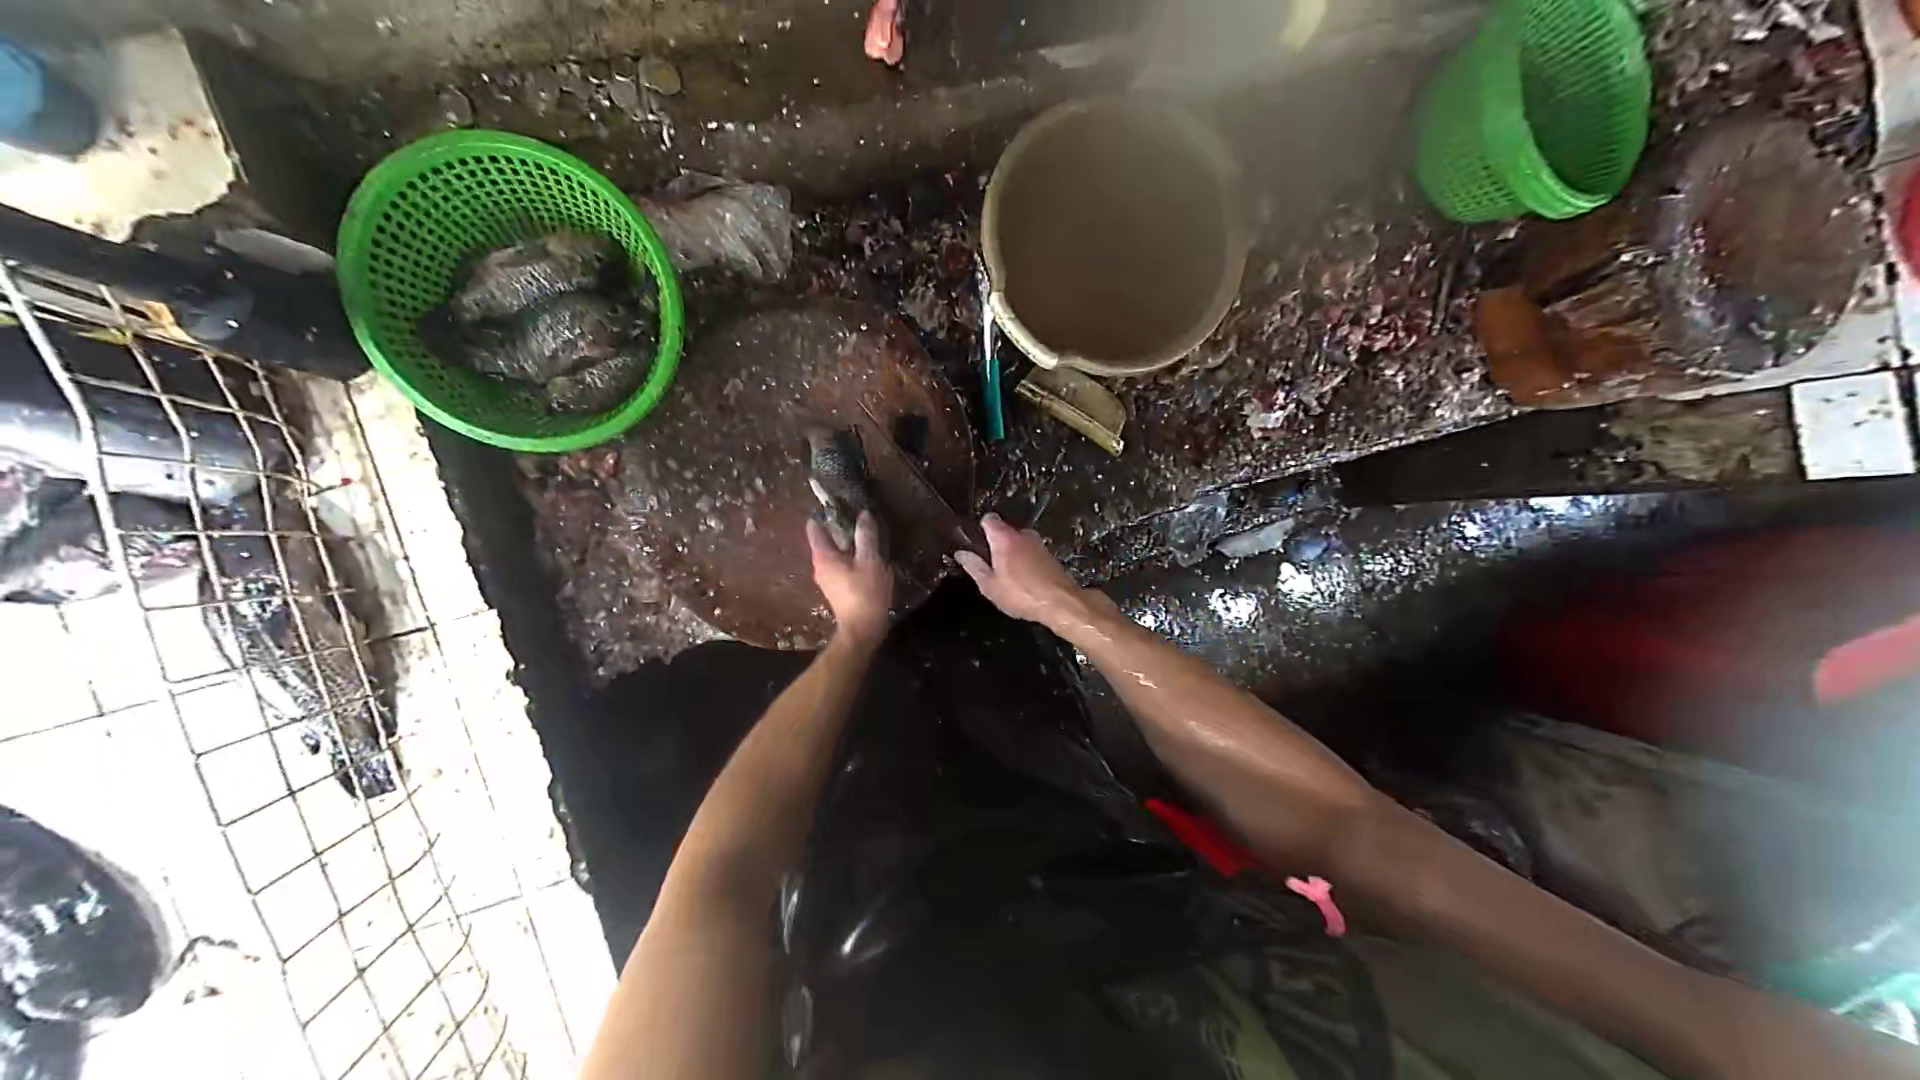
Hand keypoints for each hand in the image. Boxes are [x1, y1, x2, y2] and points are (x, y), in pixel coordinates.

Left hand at [807, 512, 892, 647]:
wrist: (863, 629)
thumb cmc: (865, 593)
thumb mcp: (870, 561)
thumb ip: (866, 536)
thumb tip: (863, 515)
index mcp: (823, 556)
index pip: (815, 527)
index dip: (824, 513)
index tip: (837, 502)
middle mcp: (819, 566)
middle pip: (825, 539)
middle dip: (839, 527)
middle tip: (857, 515)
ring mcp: (826, 579)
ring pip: (834, 553)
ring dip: (847, 543)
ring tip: (865, 534)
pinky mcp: (836, 589)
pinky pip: (840, 565)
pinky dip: (850, 557)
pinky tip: (866, 557)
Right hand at [955, 514, 1101, 630]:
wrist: (1059, 602)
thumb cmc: (1022, 594)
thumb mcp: (989, 585)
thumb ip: (974, 566)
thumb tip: (962, 554)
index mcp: (1004, 538)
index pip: (989, 519)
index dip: (980, 529)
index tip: (975, 543)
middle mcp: (1022, 535)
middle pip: (1004, 532)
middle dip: (996, 546)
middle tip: (988, 566)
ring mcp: (1038, 544)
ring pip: (1018, 543)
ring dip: (1011, 555)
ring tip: (1006, 577)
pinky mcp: (1049, 555)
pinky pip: (1030, 553)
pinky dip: (1024, 562)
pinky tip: (1022, 581)